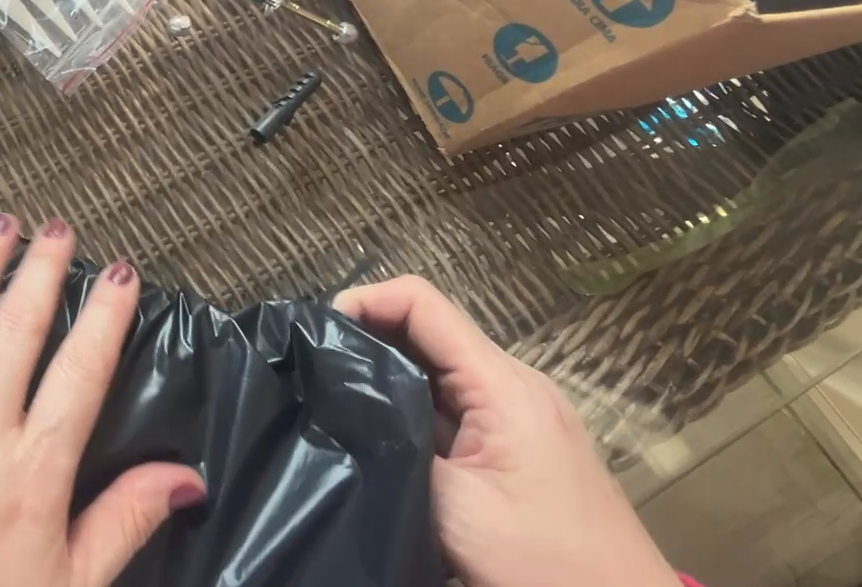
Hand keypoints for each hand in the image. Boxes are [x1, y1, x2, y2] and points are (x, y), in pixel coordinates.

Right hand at [334, 276, 677, 586]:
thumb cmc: (542, 566)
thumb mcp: (452, 506)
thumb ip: (395, 440)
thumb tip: (337, 402)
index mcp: (501, 385)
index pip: (420, 301)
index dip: (364, 300)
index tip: (322, 334)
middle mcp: (512, 380)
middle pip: (426, 323)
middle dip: (367, 331)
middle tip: (319, 364)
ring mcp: (516, 407)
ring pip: (435, 357)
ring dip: (385, 363)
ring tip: (339, 390)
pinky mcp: (514, 434)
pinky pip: (450, 391)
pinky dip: (408, 392)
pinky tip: (382, 420)